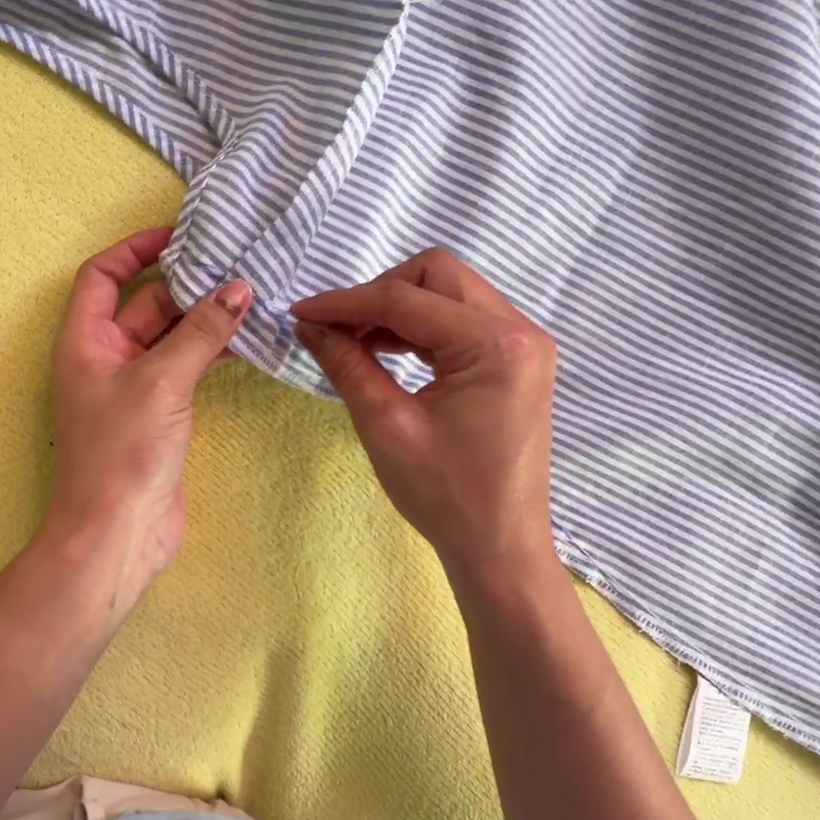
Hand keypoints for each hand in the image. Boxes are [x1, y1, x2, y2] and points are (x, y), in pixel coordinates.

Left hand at [40, 228, 251, 597]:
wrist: (115, 534)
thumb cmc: (121, 453)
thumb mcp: (161, 382)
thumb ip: (200, 332)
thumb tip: (239, 288)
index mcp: (83, 340)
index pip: (102, 276)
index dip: (135, 250)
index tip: (179, 236)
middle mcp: (104, 357)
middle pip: (143, 304)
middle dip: (185, 285)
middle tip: (237, 266)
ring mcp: (132, 387)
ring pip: (169, 337)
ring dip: (204, 319)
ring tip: (252, 297)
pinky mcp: (157, 414)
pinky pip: (184, 368)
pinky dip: (210, 352)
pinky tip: (246, 340)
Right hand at [290, 248, 556, 587]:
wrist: (499, 546)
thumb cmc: (444, 494)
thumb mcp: (385, 425)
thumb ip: (347, 364)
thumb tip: (309, 326)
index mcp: (496, 345)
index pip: (406, 299)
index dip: (345, 302)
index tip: (298, 312)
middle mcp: (519, 331)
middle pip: (436, 274)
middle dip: (377, 293)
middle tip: (335, 329)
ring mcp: (522, 344)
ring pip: (447, 291)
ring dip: (396, 308)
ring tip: (352, 341)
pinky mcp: (515, 360)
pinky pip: (458, 319)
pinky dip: (417, 327)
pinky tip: (383, 351)